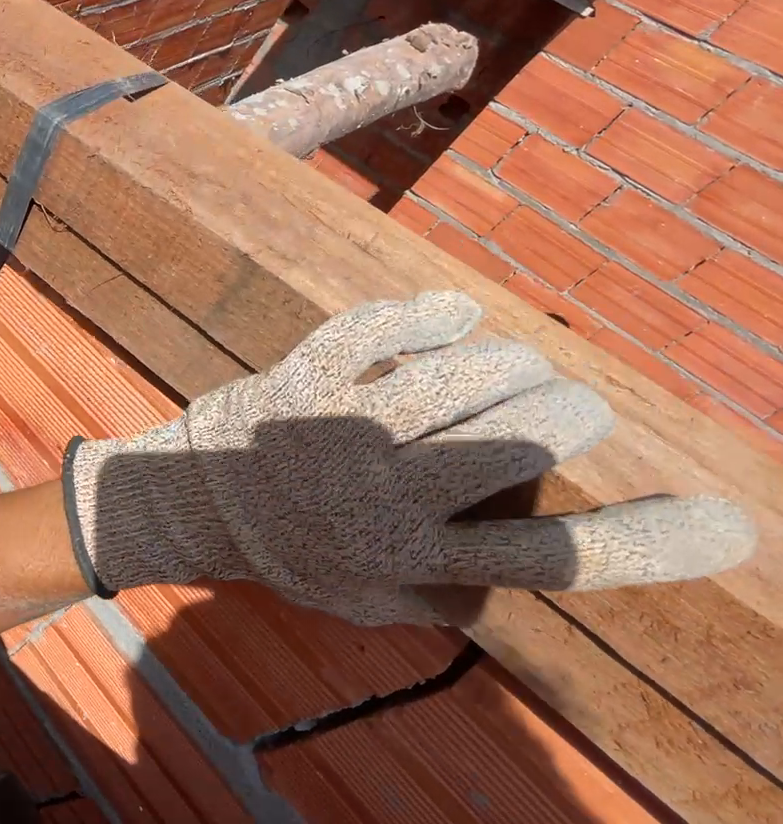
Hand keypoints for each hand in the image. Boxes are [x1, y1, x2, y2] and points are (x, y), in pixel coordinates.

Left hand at [62, 291, 757, 624]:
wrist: (181, 503)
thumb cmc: (282, 550)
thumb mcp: (360, 599)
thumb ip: (438, 597)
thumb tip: (515, 584)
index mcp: (409, 558)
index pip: (549, 558)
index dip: (650, 545)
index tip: (727, 522)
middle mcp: (379, 495)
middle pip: (516, 442)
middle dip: (565, 413)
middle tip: (569, 405)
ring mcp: (333, 431)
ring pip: (455, 380)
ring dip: (506, 362)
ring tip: (518, 364)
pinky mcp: (295, 383)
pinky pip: (365, 334)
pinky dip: (417, 315)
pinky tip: (451, 310)